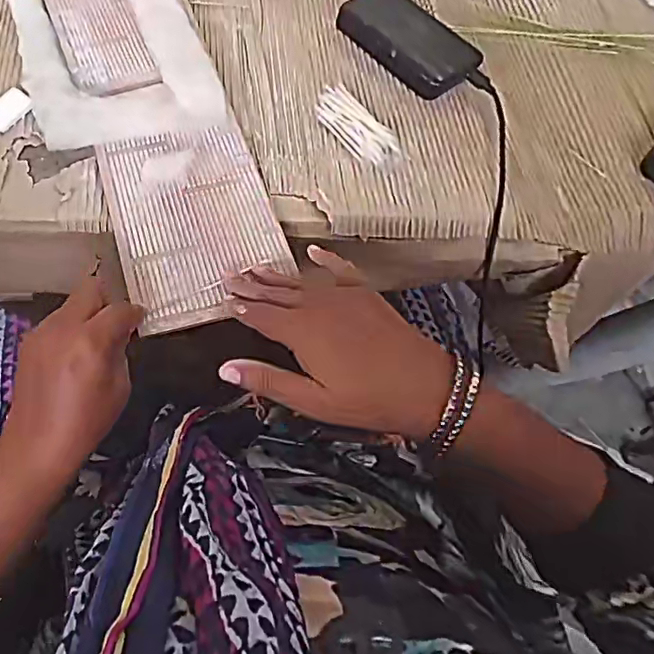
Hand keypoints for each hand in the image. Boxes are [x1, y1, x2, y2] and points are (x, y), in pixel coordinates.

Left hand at [0, 273, 143, 484]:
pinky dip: (68, 328)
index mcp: (90, 339)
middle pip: (90, 288)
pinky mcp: (28, 342)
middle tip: (116, 320)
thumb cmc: (85, 423)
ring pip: (70, 304)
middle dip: (107, 300)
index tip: (139, 319)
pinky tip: (71, 354)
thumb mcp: (119, 388)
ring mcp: (41, 332)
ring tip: (93, 342)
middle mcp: (62, 327)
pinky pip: (55, 323)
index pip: (119, 308)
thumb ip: (120, 352)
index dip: (133, 313)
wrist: (37, 445)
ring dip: (85, 314)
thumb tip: (119, 334)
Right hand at [219, 246, 455, 438]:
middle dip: (251, 286)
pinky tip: (315, 252)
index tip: (225, 299)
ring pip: (301, 282)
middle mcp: (319, 308)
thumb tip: (226, 369)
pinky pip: (340, 271)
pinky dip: (326, 261)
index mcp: (302, 332)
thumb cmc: (369, 400)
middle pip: (277, 294)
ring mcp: (344, 298)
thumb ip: (268, 380)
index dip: (241, 308)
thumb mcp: (312, 400)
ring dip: (276, 275)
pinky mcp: (366, 297)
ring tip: (256, 267)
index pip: (261, 315)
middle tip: (231, 275)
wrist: (428, 388)